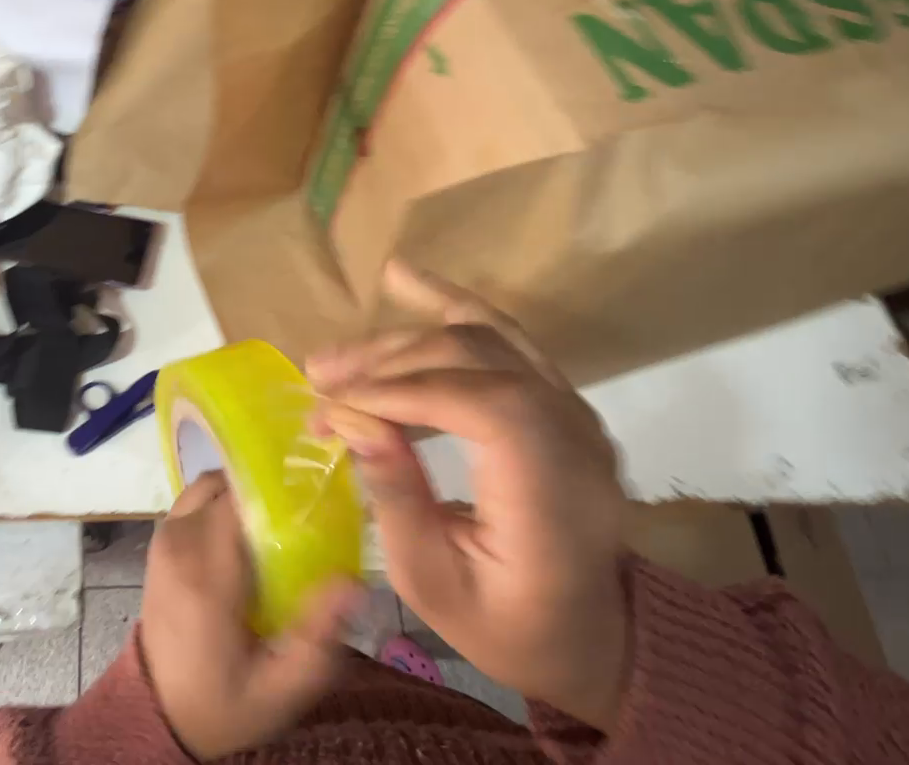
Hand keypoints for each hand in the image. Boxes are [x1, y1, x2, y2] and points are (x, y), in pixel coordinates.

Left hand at [139, 472, 362, 759]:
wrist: (160, 712)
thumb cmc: (224, 701)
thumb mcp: (281, 687)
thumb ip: (318, 635)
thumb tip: (354, 581)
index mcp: (206, 574)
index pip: (239, 499)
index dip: (278, 492)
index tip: (316, 503)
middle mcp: (179, 544)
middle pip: (227, 486)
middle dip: (265, 493)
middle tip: (302, 518)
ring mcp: (164, 539)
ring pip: (209, 488)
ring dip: (242, 498)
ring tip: (275, 528)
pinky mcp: (160, 543)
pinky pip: (195, 502)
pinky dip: (221, 505)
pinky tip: (246, 538)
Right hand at [307, 262, 629, 730]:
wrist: (591, 633)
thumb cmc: (509, 625)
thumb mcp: (435, 587)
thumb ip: (396, 498)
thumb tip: (350, 421)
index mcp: (553, 491)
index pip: (480, 404)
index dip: (397, 392)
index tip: (330, 407)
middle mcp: (574, 434)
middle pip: (474, 357)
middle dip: (384, 363)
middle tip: (317, 381)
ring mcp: (572, 409)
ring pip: (481, 335)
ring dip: (399, 340)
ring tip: (334, 356)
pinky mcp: (556, 398)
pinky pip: (501, 333)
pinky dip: (446, 303)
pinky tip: (399, 276)